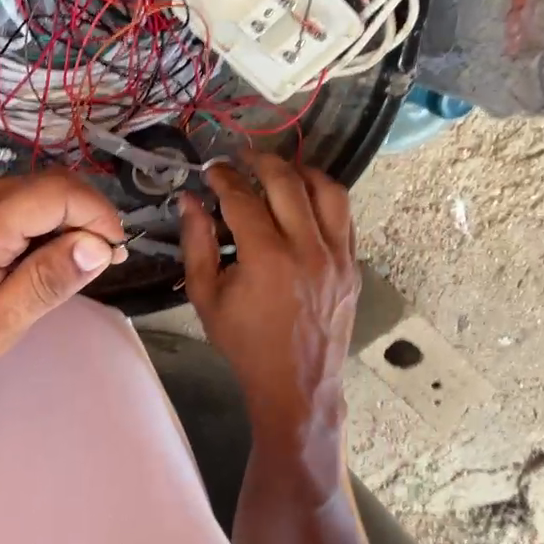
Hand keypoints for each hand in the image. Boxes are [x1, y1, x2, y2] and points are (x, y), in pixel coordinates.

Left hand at [0, 172, 126, 372]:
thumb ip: (42, 286)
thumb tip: (96, 247)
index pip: (58, 192)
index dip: (98, 214)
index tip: (111, 254)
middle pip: (53, 184)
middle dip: (87, 219)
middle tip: (93, 267)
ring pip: (38, 188)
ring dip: (65, 219)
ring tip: (63, 269)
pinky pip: (17, 195)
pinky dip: (41, 218)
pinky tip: (33, 257)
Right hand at [181, 152, 357, 440]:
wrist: (296, 384)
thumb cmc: (243, 341)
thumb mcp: (204, 294)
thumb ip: (196, 242)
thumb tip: (189, 199)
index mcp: (266, 258)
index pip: (242, 198)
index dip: (222, 177)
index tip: (209, 169)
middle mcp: (307, 250)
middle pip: (287, 182)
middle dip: (259, 162)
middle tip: (239, 159)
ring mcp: (338, 257)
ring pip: (327, 191)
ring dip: (298, 172)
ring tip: (276, 170)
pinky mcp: (353, 266)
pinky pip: (343, 216)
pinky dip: (322, 197)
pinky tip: (301, 198)